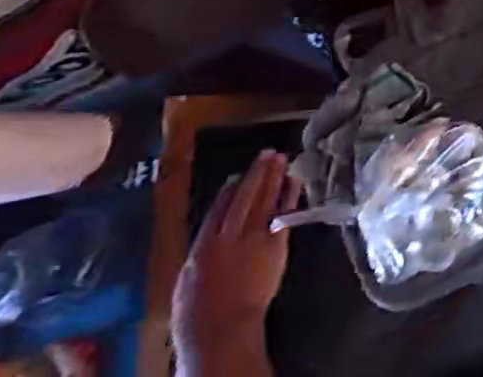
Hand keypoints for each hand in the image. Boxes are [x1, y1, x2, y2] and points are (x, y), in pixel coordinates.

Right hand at [173, 151, 299, 351]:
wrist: (222, 329)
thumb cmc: (197, 314)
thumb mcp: (188, 280)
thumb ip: (203, 253)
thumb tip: (212, 235)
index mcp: (202, 247)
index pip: (217, 211)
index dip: (228, 191)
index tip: (237, 176)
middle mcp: (228, 237)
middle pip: (244, 198)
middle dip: (256, 174)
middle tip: (267, 153)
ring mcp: (254, 238)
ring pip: (265, 200)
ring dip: (274, 177)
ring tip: (282, 158)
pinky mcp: (276, 244)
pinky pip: (284, 213)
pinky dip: (289, 195)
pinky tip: (294, 181)